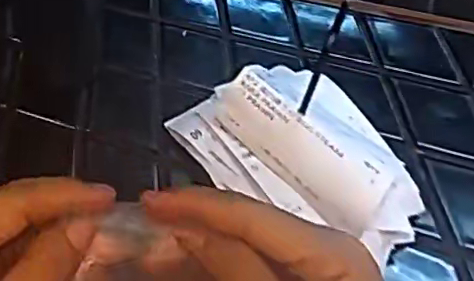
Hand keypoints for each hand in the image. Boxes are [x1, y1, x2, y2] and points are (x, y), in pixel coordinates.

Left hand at [0, 177, 115, 279]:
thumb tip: (85, 221)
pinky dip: (45, 253)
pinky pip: (13, 251)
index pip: (18, 199)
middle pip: (19, 209)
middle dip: (66, 211)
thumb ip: (48, 263)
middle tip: (111, 212)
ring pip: (20, 229)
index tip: (109, 195)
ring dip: (60, 231)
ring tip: (100, 229)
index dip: (66, 193)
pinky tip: (73, 254)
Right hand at [141, 187, 381, 280]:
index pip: (247, 211)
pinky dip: (213, 273)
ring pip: (240, 248)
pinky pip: (250, 270)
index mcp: (332, 251)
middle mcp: (323, 251)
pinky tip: (180, 271)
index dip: (194, 203)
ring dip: (194, 250)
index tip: (147, 201)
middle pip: (242, 226)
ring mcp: (312, 273)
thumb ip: (235, 267)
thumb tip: (184, 223)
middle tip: (141, 225)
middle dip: (189, 227)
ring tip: (150, 249)